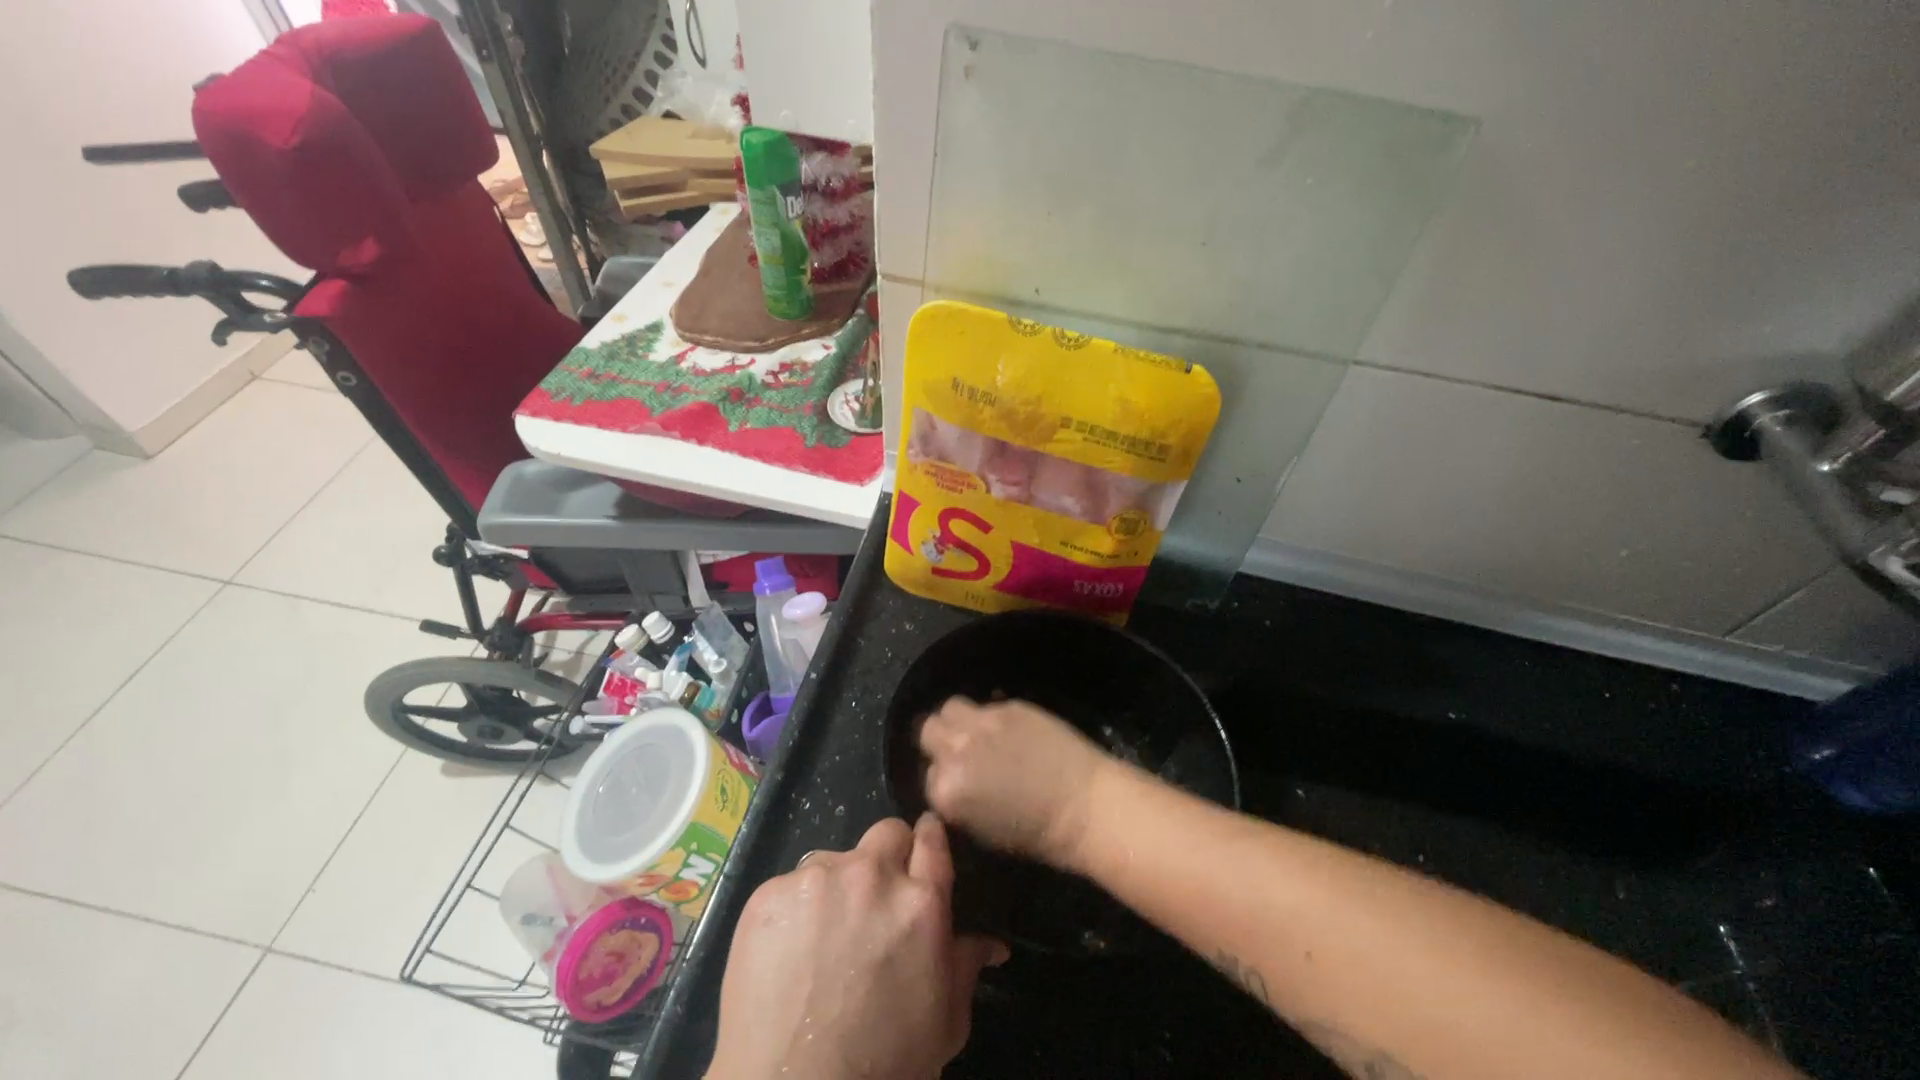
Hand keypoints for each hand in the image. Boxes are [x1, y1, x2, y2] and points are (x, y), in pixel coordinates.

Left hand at [707, 815, 1006, 1079]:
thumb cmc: (883, 1062)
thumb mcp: (944, 1022)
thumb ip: (965, 967)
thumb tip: (991, 943)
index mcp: (922, 903)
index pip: (933, 839)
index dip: (930, 840)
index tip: (925, 847)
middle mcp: (871, 877)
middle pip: (886, 834)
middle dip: (887, 857)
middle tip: (876, 900)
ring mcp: (815, 880)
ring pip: (835, 859)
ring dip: (838, 885)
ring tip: (825, 935)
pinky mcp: (769, 895)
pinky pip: (791, 885)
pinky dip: (796, 908)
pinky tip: (790, 949)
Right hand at [919, 697, 1114, 868]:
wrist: (1086, 807)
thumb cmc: (1037, 834)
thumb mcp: (982, 830)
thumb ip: (957, 801)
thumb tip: (952, 784)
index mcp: (947, 789)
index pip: (927, 776)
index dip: (944, 779)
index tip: (961, 784)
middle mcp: (957, 750)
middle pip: (929, 731)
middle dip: (942, 743)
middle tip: (965, 754)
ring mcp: (983, 723)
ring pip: (951, 709)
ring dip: (959, 722)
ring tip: (980, 735)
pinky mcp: (1010, 706)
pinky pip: (986, 706)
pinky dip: (992, 719)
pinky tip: (1012, 733)